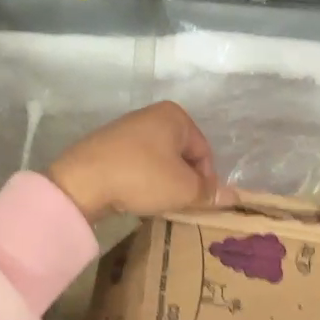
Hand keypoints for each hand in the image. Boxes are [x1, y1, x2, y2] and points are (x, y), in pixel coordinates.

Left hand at [48, 102, 222, 221]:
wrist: (83, 180)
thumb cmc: (142, 176)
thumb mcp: (184, 189)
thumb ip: (210, 192)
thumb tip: (235, 198)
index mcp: (175, 116)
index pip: (204, 152)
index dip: (206, 180)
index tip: (198, 202)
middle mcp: (152, 115)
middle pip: (181, 154)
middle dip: (183, 180)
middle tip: (178, 204)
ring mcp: (127, 128)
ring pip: (158, 160)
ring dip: (162, 181)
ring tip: (156, 202)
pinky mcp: (107, 144)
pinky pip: (136, 163)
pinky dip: (141, 179)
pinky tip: (134, 195)